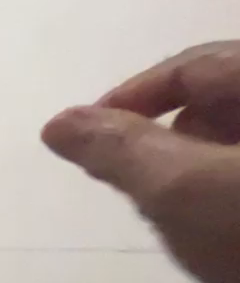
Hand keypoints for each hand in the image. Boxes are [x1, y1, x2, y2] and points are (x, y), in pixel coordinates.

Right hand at [43, 41, 239, 282]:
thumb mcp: (184, 191)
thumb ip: (118, 151)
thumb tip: (60, 123)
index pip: (196, 65)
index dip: (128, 101)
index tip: (83, 146)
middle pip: (230, 94)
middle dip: (173, 135)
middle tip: (144, 187)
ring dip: (210, 160)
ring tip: (195, 209)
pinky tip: (235, 217)